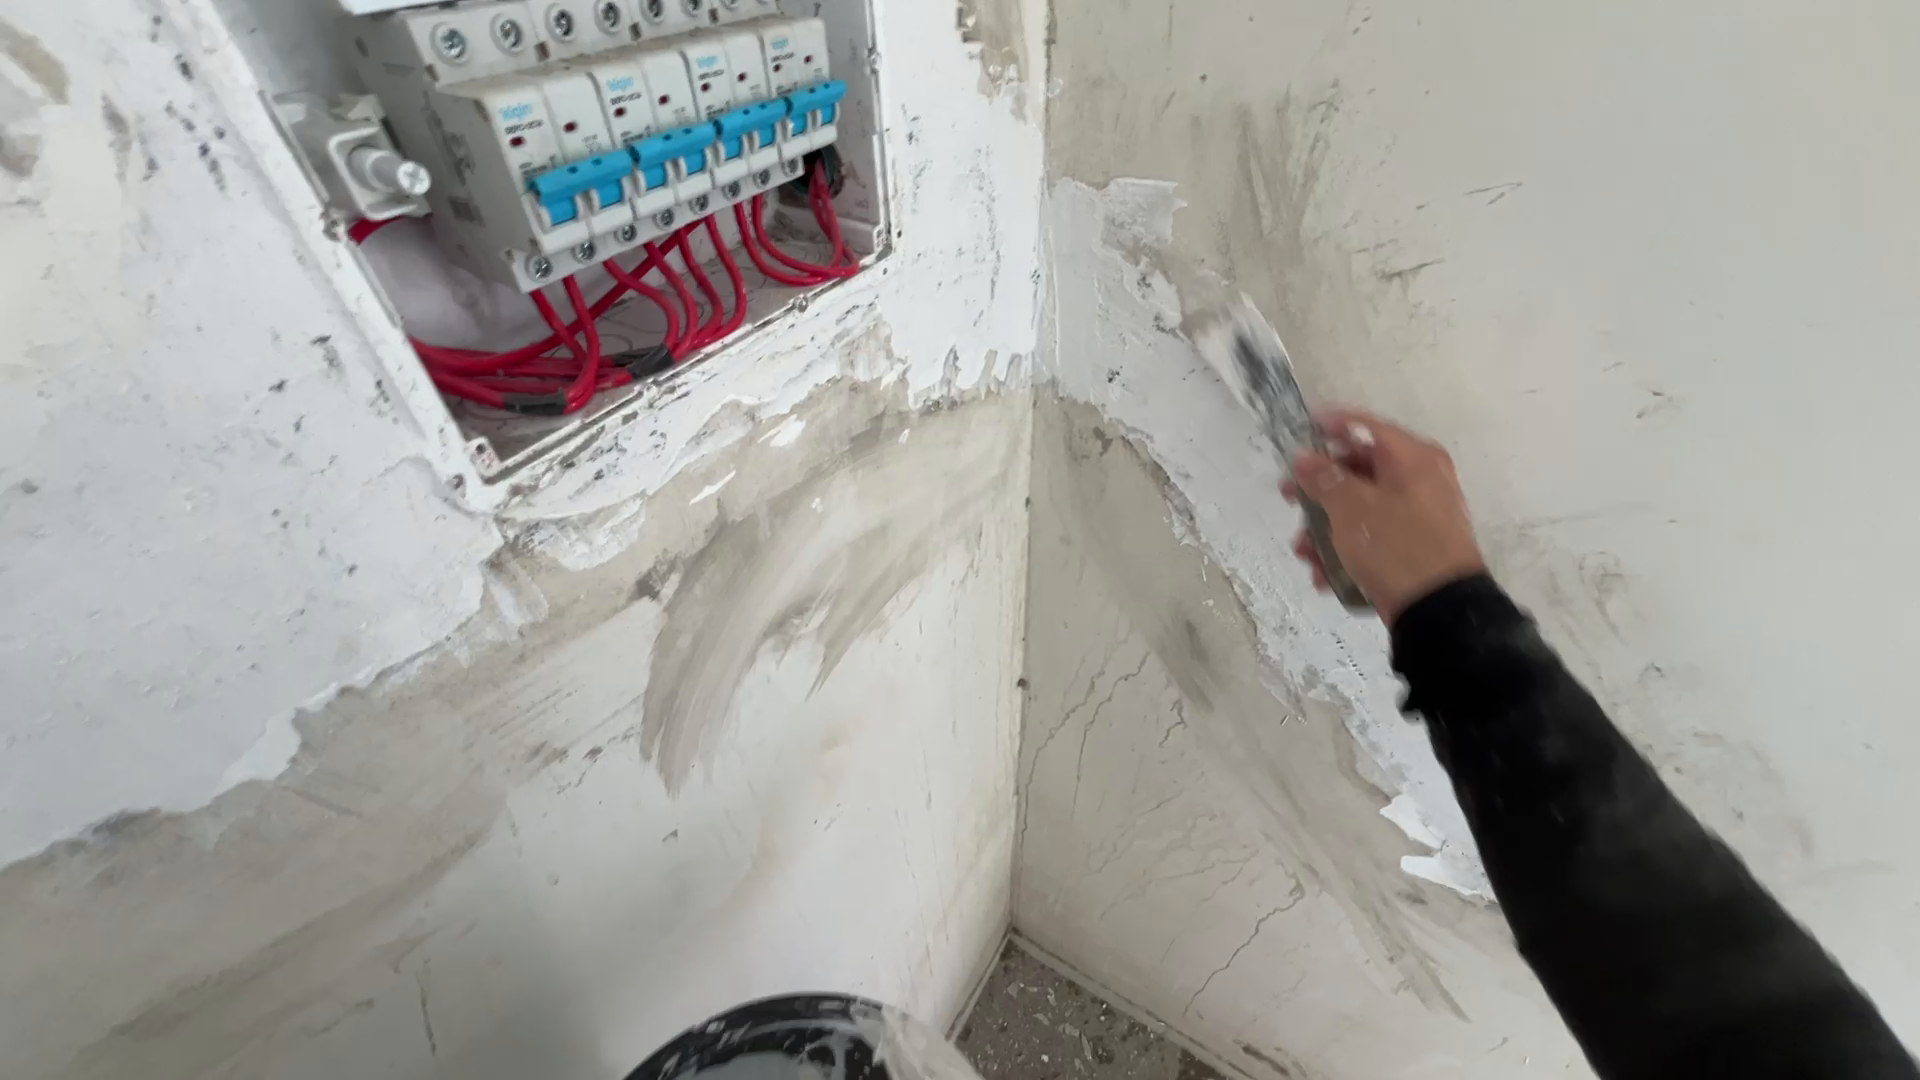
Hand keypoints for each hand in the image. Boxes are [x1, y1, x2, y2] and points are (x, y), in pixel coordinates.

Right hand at [1280, 408, 1485, 625]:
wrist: (1438, 608)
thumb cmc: (1395, 545)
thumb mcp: (1351, 508)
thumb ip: (1323, 477)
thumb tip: (1302, 457)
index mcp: (1412, 458)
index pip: (1364, 427)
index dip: (1328, 427)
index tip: (1298, 431)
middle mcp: (1417, 479)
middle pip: (1355, 470)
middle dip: (1317, 491)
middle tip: (1288, 498)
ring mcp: (1414, 514)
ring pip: (1356, 507)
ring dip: (1323, 528)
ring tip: (1304, 553)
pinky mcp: (1408, 545)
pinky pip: (1367, 535)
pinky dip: (1342, 550)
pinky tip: (1323, 574)